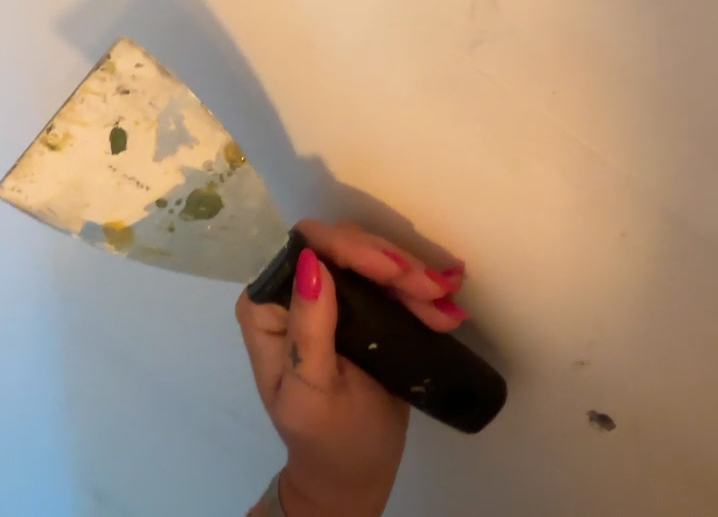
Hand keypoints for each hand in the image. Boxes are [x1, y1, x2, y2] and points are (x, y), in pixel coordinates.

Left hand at [236, 219, 468, 516]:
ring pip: (374, 256)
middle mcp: (296, 290)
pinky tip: (449, 297)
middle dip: (394, 264)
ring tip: (446, 301)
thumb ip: (309, 330)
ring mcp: (332, 292)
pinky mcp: (364, 303)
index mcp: (269, 307)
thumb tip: (312, 263)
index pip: (306, 250)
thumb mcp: (311, 393)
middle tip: (434, 292)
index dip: (350, 250)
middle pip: (346, 245)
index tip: (394, 273)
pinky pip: (392, 278)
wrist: (356, 472)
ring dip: (415, 275)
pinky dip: (422, 285)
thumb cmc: (324, 439)